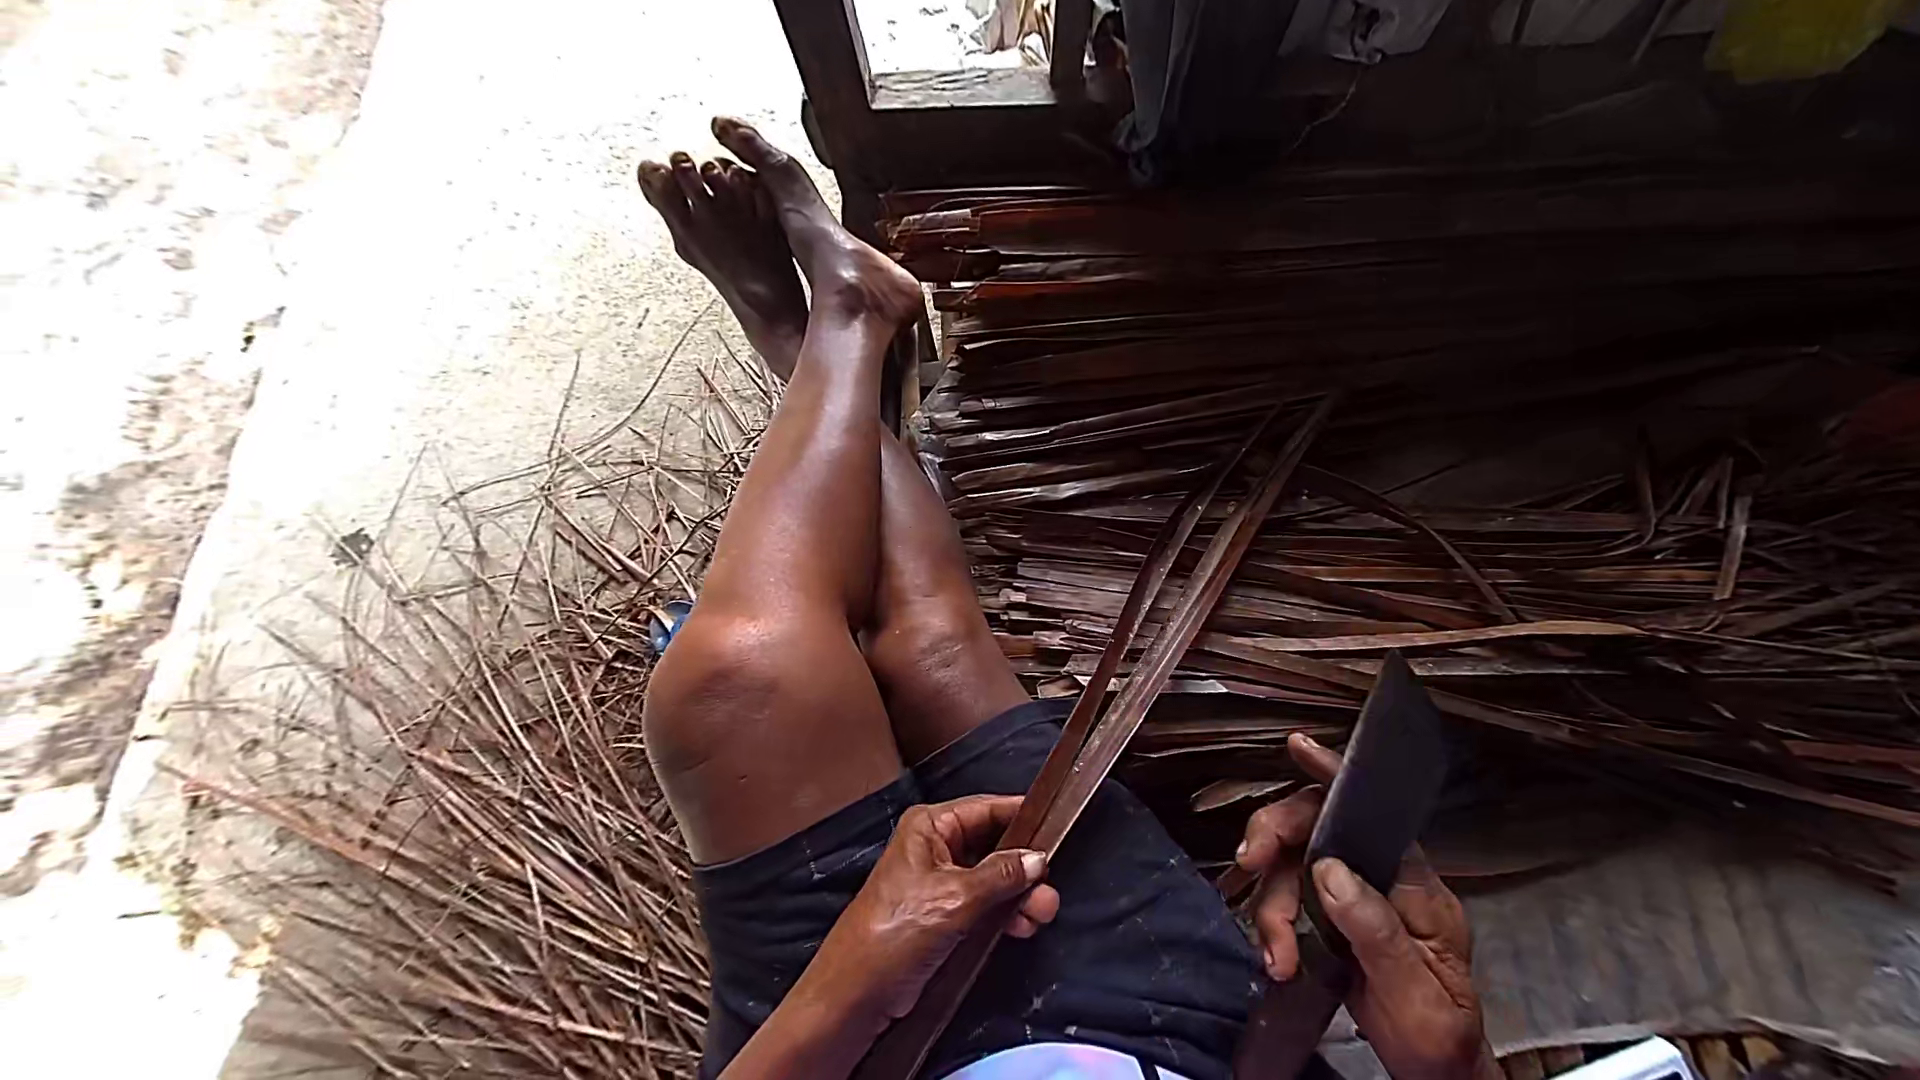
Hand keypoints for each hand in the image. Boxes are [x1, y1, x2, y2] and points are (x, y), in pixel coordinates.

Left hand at [799, 794, 1060, 1031]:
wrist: (858, 992)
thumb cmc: (896, 931)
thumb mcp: (955, 897)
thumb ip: (1000, 875)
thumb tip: (1037, 858)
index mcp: (930, 825)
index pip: (984, 808)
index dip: (1020, 815)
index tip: (1055, 821)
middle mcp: (935, 845)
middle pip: (992, 844)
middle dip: (1022, 866)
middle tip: (1049, 885)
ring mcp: (939, 880)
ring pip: (992, 876)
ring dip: (1017, 893)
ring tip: (1042, 912)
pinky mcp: (943, 912)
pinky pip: (983, 902)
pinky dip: (1004, 912)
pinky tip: (1021, 925)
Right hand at [1238, 734, 1489, 1079]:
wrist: (1431, 1076)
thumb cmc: (1438, 1036)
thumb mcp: (1418, 994)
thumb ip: (1376, 931)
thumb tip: (1329, 872)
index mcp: (1411, 883)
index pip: (1369, 811)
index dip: (1331, 773)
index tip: (1297, 747)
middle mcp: (1374, 874)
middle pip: (1311, 826)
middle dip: (1272, 838)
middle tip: (1248, 861)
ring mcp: (1345, 892)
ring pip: (1286, 863)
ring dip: (1268, 903)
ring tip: (1275, 955)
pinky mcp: (1320, 913)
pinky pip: (1279, 895)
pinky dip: (1267, 921)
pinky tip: (1274, 956)